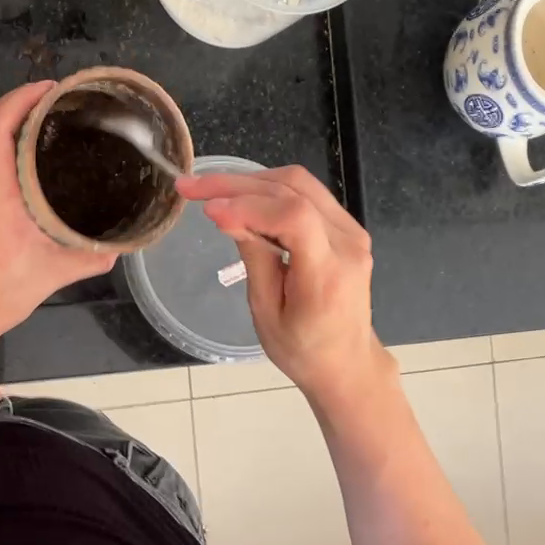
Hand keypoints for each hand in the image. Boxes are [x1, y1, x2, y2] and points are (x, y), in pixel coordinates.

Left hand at [0, 81, 115, 340]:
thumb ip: (91, 257)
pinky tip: (27, 159)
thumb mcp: (56, 272)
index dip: (21, 98)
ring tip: (44, 122)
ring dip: (8, 124)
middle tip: (54, 101)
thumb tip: (120, 248)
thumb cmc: (3, 289)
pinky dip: (2, 146)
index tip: (50, 89)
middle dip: (18, 103)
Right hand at [176, 166, 391, 400]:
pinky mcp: (347, 227)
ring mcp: (351, 231)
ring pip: (299, 184)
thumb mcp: (265, 313)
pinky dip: (270, 191)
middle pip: (293, 190)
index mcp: (326, 274)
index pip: (293, 217)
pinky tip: (242, 199)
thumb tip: (225, 214)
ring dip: (252, 182)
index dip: (247, 205)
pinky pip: (307, 194)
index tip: (207, 208)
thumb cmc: (301, 350)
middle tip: (192, 188)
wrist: (346, 362)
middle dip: (237, 184)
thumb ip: (253, 258)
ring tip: (211, 190)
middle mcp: (347, 243)